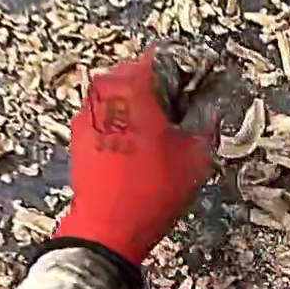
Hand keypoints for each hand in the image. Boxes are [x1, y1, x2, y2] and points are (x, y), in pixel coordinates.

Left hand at [52, 50, 215, 268]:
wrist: (106, 230)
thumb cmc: (148, 193)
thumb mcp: (194, 156)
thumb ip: (206, 122)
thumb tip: (210, 109)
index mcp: (131, 85)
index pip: (167, 57)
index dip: (190, 72)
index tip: (202, 87)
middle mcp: (103, 92)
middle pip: (141, 76)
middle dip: (164, 92)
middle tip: (186, 115)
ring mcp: (87, 115)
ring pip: (123, 100)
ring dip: (144, 112)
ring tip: (165, 140)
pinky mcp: (79, 139)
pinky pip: (109, 121)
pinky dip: (127, 129)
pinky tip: (143, 154)